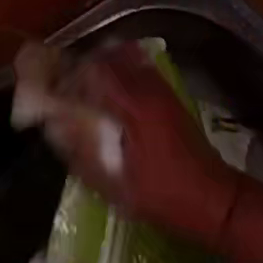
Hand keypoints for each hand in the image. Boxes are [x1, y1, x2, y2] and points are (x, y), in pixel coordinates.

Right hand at [33, 43, 242, 248]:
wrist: (219, 204)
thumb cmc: (166, 196)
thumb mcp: (118, 185)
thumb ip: (82, 153)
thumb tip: (52, 127)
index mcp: (132, 104)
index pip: (88, 71)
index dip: (63, 73)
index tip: (44, 81)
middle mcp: (145, 88)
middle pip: (102, 59)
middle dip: (76, 66)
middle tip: (57, 80)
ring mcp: (159, 89)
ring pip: (119, 59)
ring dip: (95, 65)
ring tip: (76, 82)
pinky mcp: (167, 96)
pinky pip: (136, 66)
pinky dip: (116, 67)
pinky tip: (104, 84)